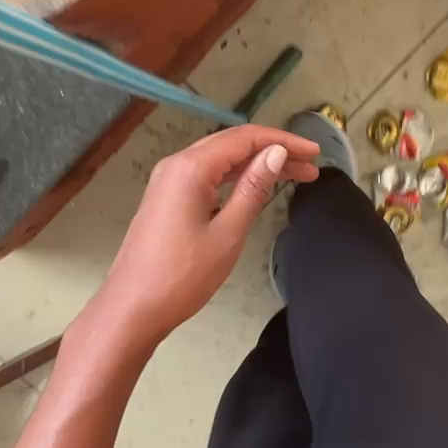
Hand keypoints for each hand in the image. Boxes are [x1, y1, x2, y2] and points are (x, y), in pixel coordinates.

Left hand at [86, 125, 319, 349]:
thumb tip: (276, 153)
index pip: (245, 139)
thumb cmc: (183, 276)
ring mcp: (167, 181)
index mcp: (190, 168)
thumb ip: (253, 189)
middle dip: (273, 150)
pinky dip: (234, 176)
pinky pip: (206, 175)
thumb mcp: (227, 234)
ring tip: (293, 176)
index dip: (283, 141)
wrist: (132, 308)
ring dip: (255, 164)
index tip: (315, 153)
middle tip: (310, 168)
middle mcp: (176, 165)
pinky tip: (255, 187)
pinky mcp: (166, 198)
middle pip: (232, 144)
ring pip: (219, 159)